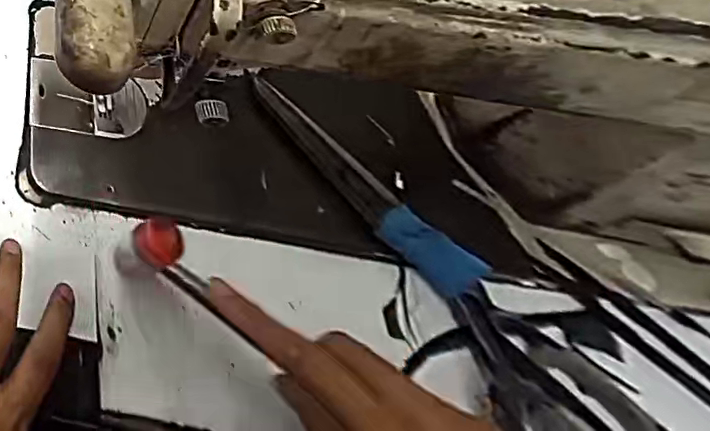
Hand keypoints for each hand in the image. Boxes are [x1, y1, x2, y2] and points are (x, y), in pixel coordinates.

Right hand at [207, 280, 494, 430]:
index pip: (305, 355)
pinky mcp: (486, 425)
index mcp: (389, 425)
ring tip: (346, 418)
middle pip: (339, 347)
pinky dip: (395, 402)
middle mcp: (428, 411)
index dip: (255, 320)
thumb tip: (290, 385)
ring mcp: (463, 417)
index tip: (222, 292)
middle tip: (290, 380)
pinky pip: (420, 392)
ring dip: (352, 381)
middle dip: (308, 353)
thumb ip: (322, 424)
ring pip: (380, 368)